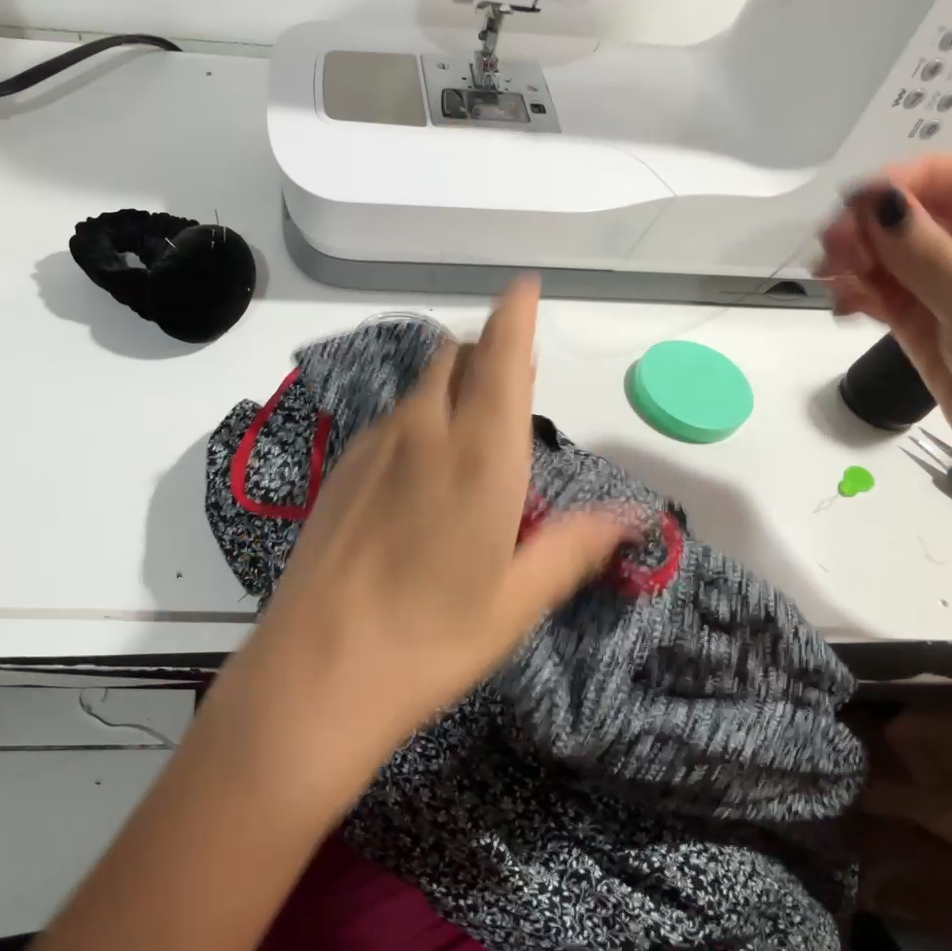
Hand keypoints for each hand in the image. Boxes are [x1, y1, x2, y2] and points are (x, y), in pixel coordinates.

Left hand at [244, 277, 632, 741]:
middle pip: (455, 359)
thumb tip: (633, 516)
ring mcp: (372, 447)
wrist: (318, 666)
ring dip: (450, 391)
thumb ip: (573, 546)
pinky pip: (389, 423)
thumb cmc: (431, 638)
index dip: (515, 315)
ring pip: (419, 390)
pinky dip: (416, 424)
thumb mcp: (516, 600)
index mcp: (479, 453)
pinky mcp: (340, 470)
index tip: (523, 286)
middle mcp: (423, 432)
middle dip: (486, 355)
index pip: (500, 356)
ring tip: (469, 443)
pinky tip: (417, 480)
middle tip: (510, 389)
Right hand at [816, 154, 951, 495]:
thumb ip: (923, 249)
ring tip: (831, 284)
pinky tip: (843, 306)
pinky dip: (859, 293)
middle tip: (830, 252)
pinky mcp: (930, 323)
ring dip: (855, 262)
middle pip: (916, 213)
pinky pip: (885, 292)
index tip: (851, 204)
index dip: (904, 180)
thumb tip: (873, 198)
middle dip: (869, 227)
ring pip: (892, 254)